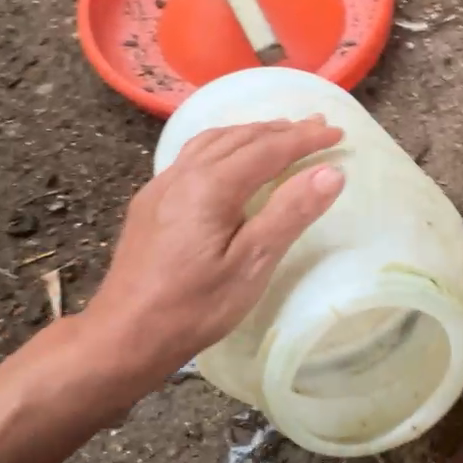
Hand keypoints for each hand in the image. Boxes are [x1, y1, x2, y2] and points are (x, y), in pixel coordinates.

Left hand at [81, 118, 345, 381]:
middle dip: (282, 130)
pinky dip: (226, 145)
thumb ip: (291, 213)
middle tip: (318, 126)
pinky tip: (231, 159)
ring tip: (280, 133)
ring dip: (252, 133)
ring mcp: (161, 187)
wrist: (124, 336)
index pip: (268, 150)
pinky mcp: (151, 204)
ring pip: (212, 142)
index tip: (338, 133)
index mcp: (210, 187)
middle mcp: (182, 175)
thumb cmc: (195, 306)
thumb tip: (331, 172)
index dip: (305, 140)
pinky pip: (194, 156)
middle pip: (240, 138)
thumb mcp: (253, 263)